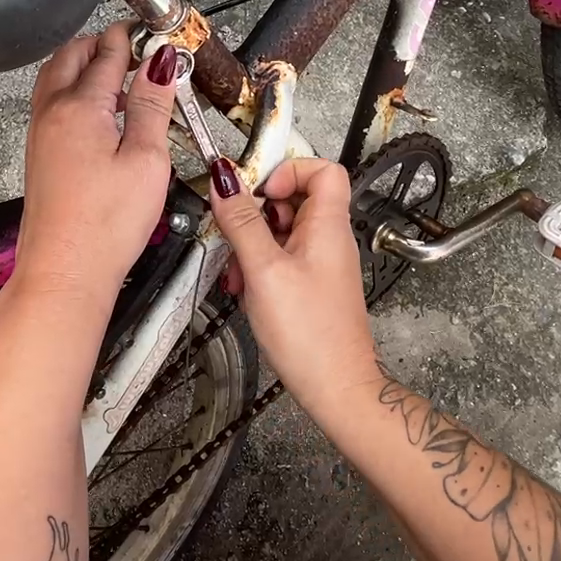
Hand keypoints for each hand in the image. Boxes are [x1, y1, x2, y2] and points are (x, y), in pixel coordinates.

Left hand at [16, 24, 180, 299]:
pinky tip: (95, 110)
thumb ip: (151, 105)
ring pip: (54, 78)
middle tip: (128, 44)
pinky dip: (70, 89)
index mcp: (79, 107)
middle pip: (70, 57)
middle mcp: (51, 112)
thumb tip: (159, 62)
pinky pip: (50, 102)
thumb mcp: (145, 159)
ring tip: (114, 72)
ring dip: (81, 64)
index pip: (106, 55)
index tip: (148, 30)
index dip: (128, 38)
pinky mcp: (38, 154)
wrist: (64, 271)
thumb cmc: (106, 224)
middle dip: (98, 42)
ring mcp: (40, 133)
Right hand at [208, 158, 382, 416]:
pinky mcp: (310, 283)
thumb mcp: (264, 269)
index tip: (256, 190)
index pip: (322, 169)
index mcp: (327, 225)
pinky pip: (280, 256)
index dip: (287, 170)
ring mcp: (319, 261)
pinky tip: (244, 287)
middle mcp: (328, 238)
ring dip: (251, 242)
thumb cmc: (310, 334)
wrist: (337, 390)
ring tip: (237, 270)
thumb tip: (223, 179)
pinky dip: (257, 264)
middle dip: (256, 211)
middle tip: (236, 233)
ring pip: (281, 228)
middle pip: (292, 197)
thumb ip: (241, 222)